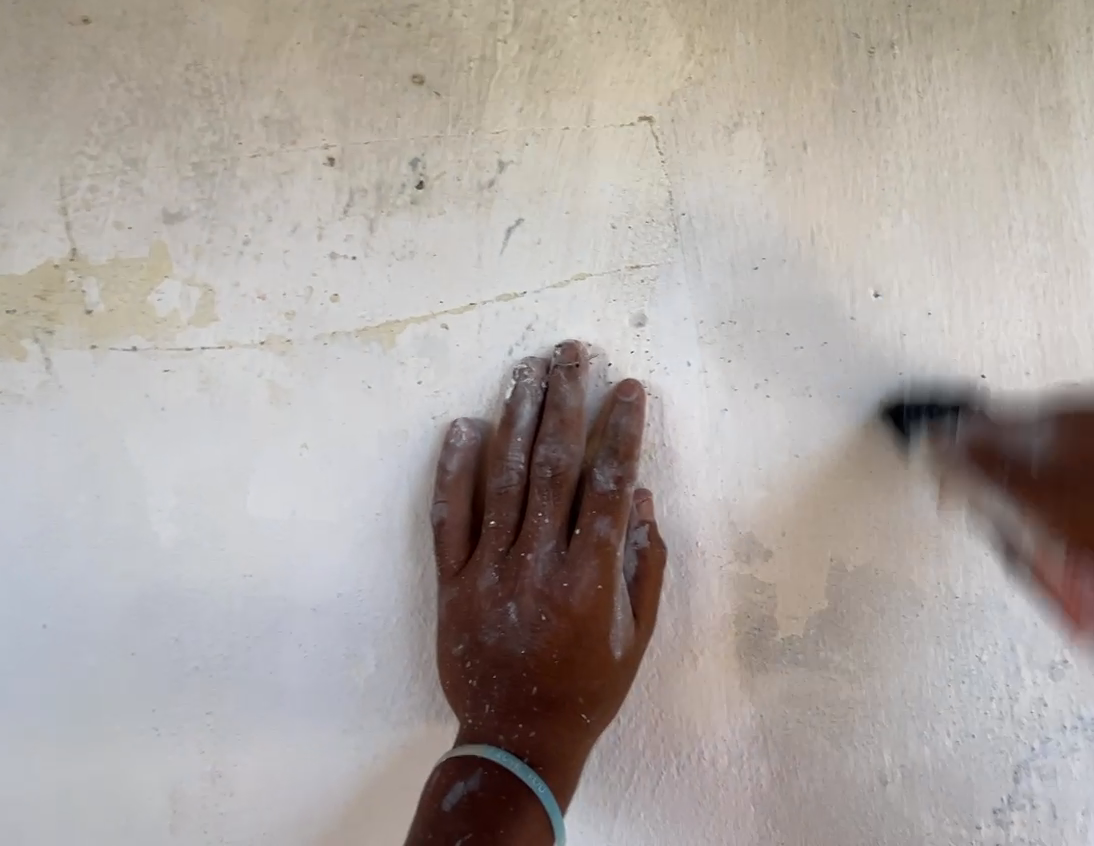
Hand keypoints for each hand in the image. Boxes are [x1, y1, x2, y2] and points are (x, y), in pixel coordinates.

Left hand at [429, 341, 666, 807]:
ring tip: (527, 370)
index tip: (626, 387)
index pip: (606, 484)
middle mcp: (538, 562)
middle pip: (552, 465)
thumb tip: (639, 497)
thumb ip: (644, 565)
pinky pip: (449, 517)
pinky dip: (454, 469)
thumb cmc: (588, 687)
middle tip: (570, 353)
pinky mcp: (452, 581)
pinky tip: (463, 425)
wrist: (515, 740)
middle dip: (565, 402)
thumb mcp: (636, 636)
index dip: (620, 430)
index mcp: (589, 576)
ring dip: (517, 417)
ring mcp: (489, 569)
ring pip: (502, 478)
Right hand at [946, 390, 1093, 787]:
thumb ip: (1051, 567)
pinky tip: (1067, 442)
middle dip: (1007, 428)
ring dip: (1049, 418)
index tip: (941, 452)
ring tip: (1011, 431)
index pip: (1034, 484)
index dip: (979, 466)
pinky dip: (1090, 426)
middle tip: (966, 435)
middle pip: (1067, 432)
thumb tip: (1002, 516)